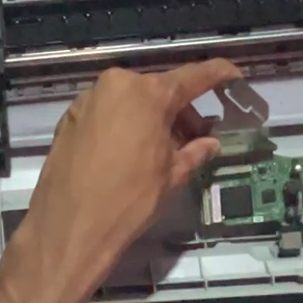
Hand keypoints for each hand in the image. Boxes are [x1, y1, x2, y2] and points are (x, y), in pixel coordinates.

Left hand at [5, 60, 240, 302]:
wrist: (70, 226)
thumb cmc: (129, 200)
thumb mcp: (171, 177)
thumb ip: (194, 152)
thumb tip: (210, 143)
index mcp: (149, 93)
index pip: (194, 76)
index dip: (219, 75)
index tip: (233, 77)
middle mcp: (116, 85)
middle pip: (158, 89)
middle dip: (179, 111)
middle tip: (192, 138)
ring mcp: (88, 100)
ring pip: (130, 101)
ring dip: (149, 118)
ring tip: (159, 151)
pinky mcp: (68, 118)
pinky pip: (105, 113)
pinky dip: (122, 125)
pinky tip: (127, 154)